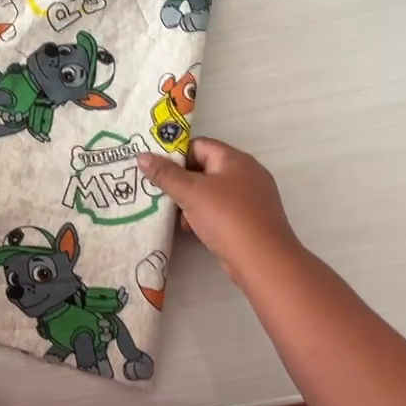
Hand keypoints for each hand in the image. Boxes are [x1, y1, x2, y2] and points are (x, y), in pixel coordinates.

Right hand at [138, 138, 303, 281]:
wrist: (263, 260)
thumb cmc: (226, 218)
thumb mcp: (190, 192)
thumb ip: (164, 174)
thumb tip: (142, 156)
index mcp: (235, 159)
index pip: (199, 145)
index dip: (175, 154)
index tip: (156, 169)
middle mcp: (247, 173)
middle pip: (204, 167)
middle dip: (180, 180)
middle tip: (159, 191)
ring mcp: (251, 197)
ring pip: (211, 190)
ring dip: (190, 200)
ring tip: (175, 214)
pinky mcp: (251, 218)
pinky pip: (221, 208)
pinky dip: (205, 214)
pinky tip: (192, 228)